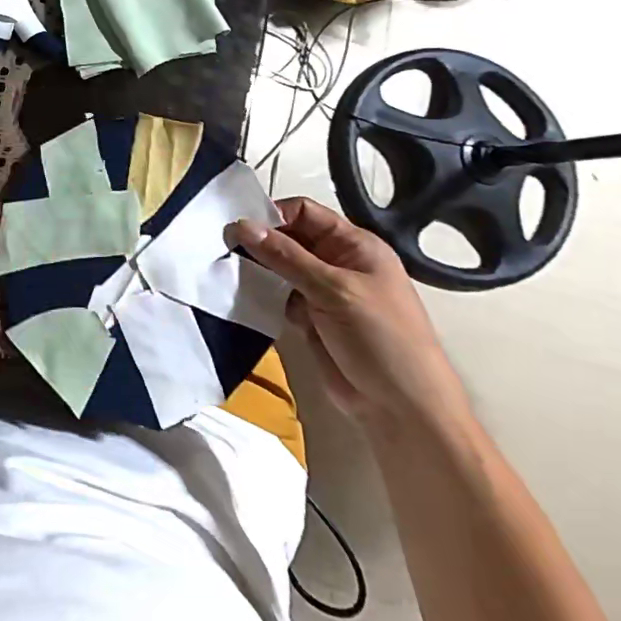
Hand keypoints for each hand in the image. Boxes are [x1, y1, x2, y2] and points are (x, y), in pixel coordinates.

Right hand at [228, 198, 468, 434]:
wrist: (400, 407)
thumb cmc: (382, 340)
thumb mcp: (334, 291)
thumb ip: (286, 257)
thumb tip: (242, 225)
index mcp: (355, 246)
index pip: (305, 213)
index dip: (272, 214)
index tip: (237, 226)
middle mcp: (336, 262)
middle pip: (287, 237)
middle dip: (257, 240)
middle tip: (220, 245)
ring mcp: (321, 291)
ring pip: (277, 266)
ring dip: (253, 267)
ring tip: (223, 267)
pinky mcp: (307, 316)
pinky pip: (274, 294)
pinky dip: (257, 292)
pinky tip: (237, 293)